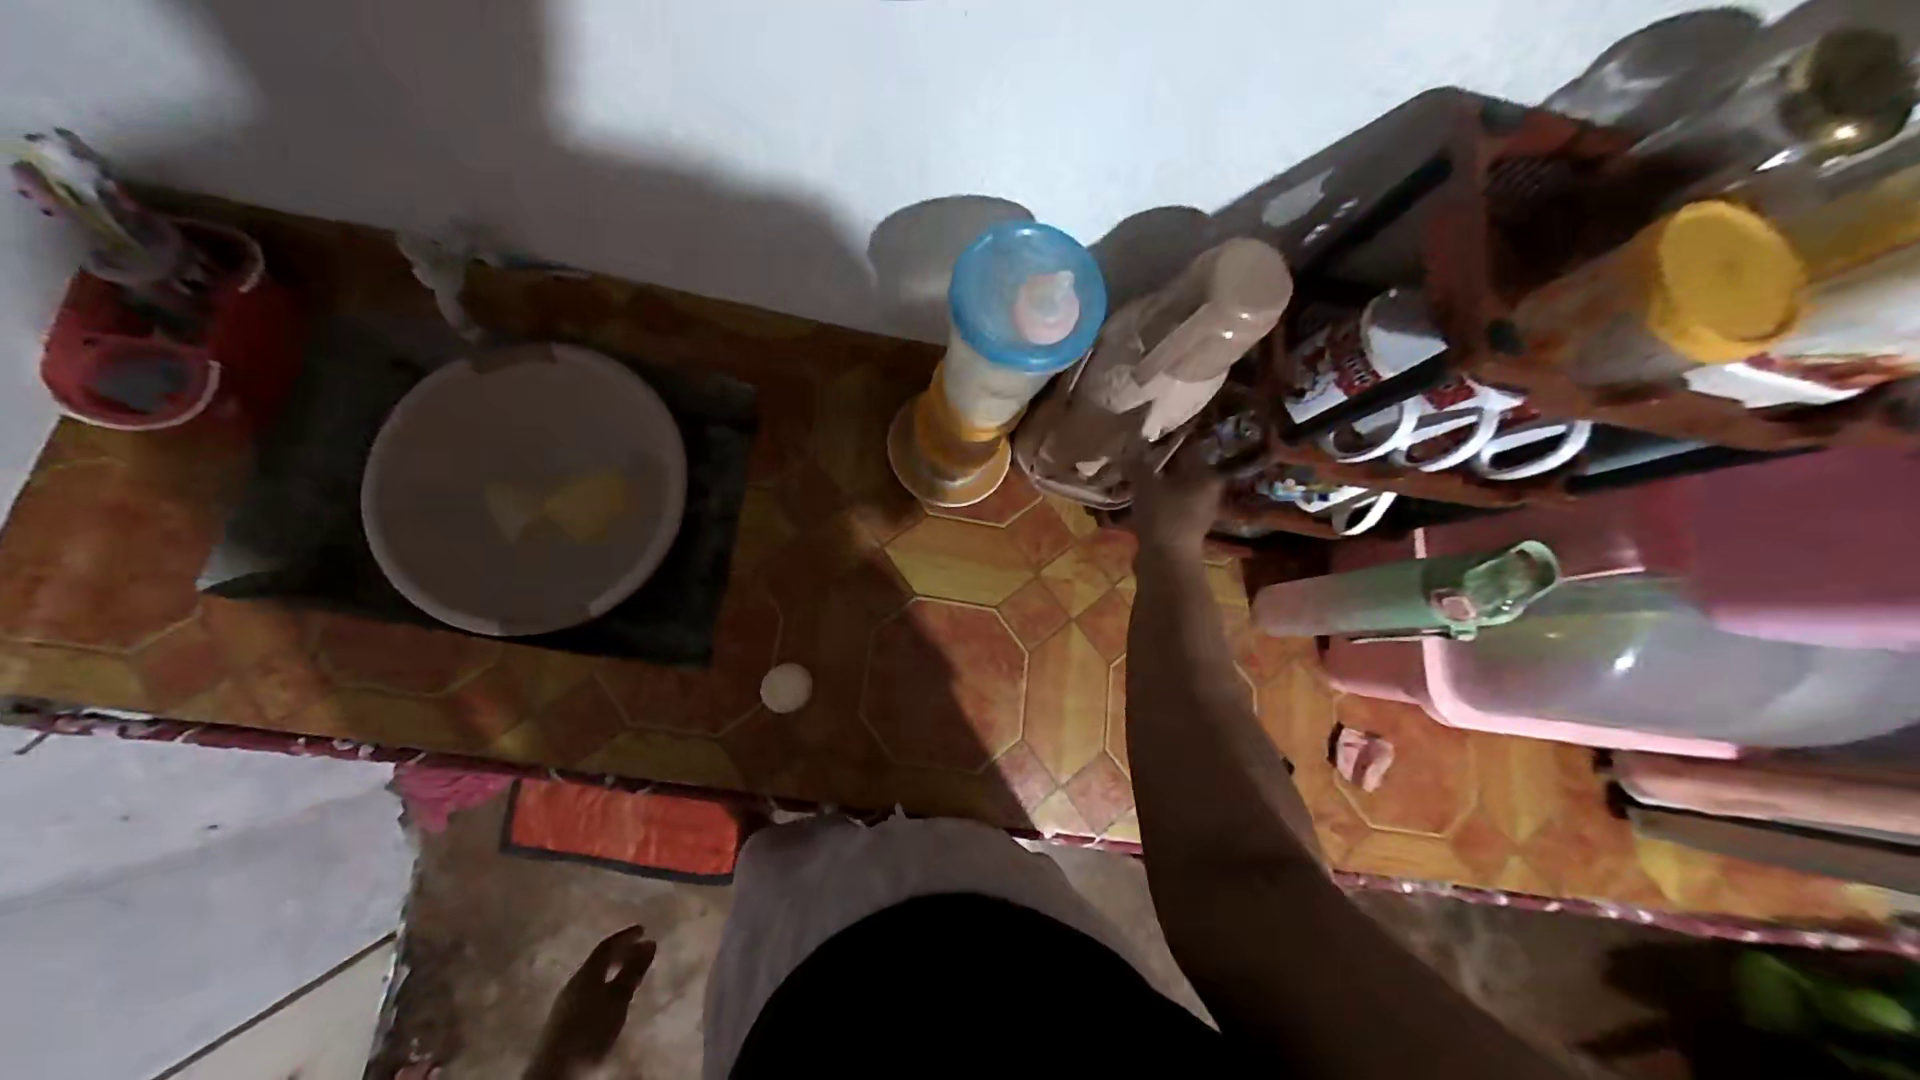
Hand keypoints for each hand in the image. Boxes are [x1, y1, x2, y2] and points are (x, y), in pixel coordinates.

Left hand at [525, 926, 655, 1079]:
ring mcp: (566, 1002)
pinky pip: (588, 992)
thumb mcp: (618, 1000)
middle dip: (620, 953)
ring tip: (630, 973)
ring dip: (612, 971)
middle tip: (640, 950)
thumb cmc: (591, 1030)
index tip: (644, 929)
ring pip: (593, 977)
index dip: (625, 936)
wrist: (556, 1072)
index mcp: (586, 973)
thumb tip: (650, 942)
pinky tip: (612, 997)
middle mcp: (574, 983)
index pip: (606, 946)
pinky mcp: (564, 1021)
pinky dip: (605, 985)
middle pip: (599, 961)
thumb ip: (632, 972)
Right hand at [1126, 441, 1221, 561]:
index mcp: (1205, 475)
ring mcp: (1198, 510)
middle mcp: (1207, 490)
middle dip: (1158, 463)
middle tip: (1135, 457)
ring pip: (1174, 487)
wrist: (1166, 561)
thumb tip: (1132, 446)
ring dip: (1155, 482)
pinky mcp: (1186, 526)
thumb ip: (1138, 463)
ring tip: (1132, 477)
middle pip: (1181, 468)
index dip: (1164, 441)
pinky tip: (1138, 498)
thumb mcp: (1145, 484)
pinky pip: (1170, 504)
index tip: (1144, 438)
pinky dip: (1156, 499)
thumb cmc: (1162, 516)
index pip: (1187, 447)